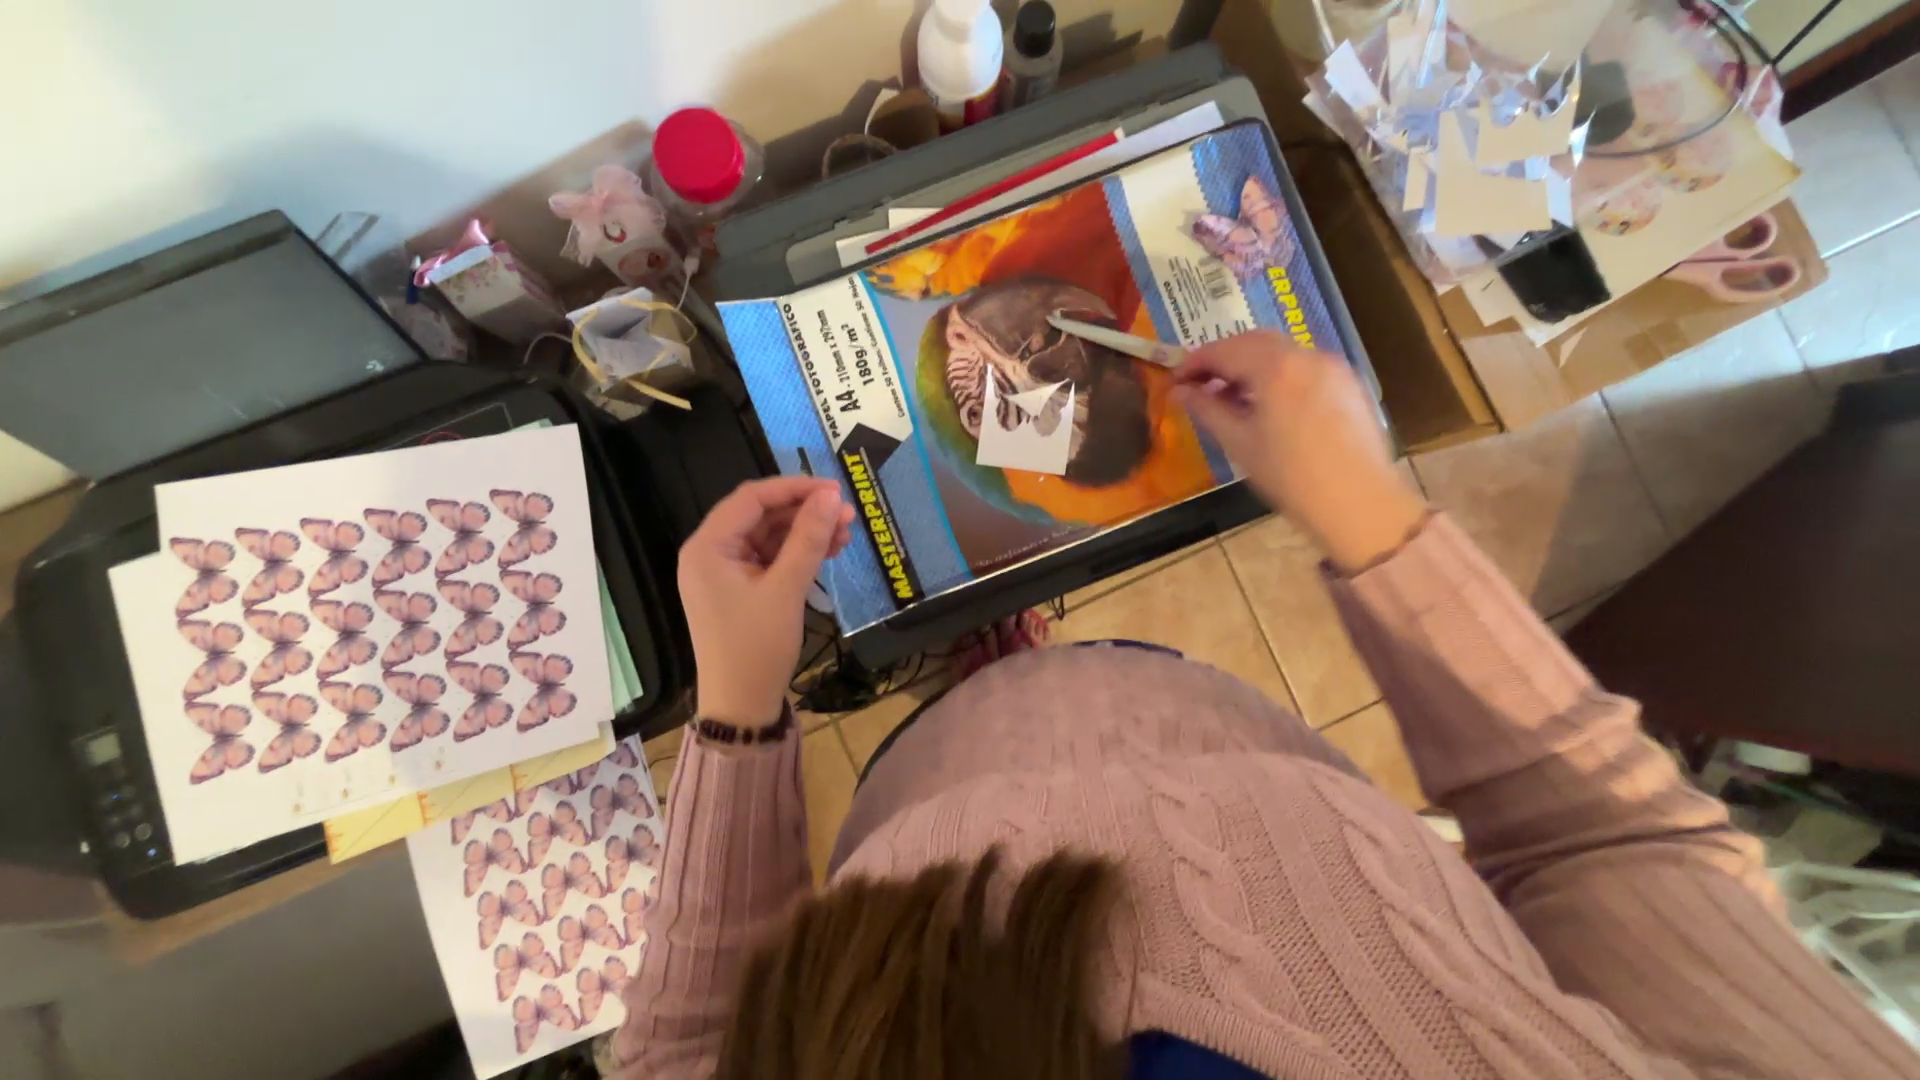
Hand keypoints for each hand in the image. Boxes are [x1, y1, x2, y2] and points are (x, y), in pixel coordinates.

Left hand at [678, 477, 854, 725]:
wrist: (741, 706)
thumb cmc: (757, 646)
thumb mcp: (786, 589)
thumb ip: (808, 539)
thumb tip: (831, 497)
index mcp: (708, 547)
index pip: (751, 498)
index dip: (794, 488)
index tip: (835, 490)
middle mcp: (710, 552)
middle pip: (761, 515)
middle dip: (805, 511)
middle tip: (848, 514)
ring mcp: (725, 572)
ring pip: (769, 536)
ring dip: (806, 532)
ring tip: (847, 534)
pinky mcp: (740, 589)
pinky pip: (770, 558)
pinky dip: (798, 553)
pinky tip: (830, 551)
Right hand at [1173, 331, 1427, 571]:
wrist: (1358, 502)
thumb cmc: (1290, 477)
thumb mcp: (1239, 443)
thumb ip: (1206, 409)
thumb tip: (1178, 391)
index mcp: (1275, 367)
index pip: (1224, 350)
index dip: (1194, 362)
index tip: (1175, 379)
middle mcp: (1306, 355)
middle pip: (1254, 342)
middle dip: (1223, 357)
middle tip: (1199, 383)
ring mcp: (1332, 366)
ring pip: (1281, 352)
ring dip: (1250, 364)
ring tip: (1231, 396)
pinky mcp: (1348, 382)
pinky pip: (1304, 366)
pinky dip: (1278, 373)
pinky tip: (1267, 404)